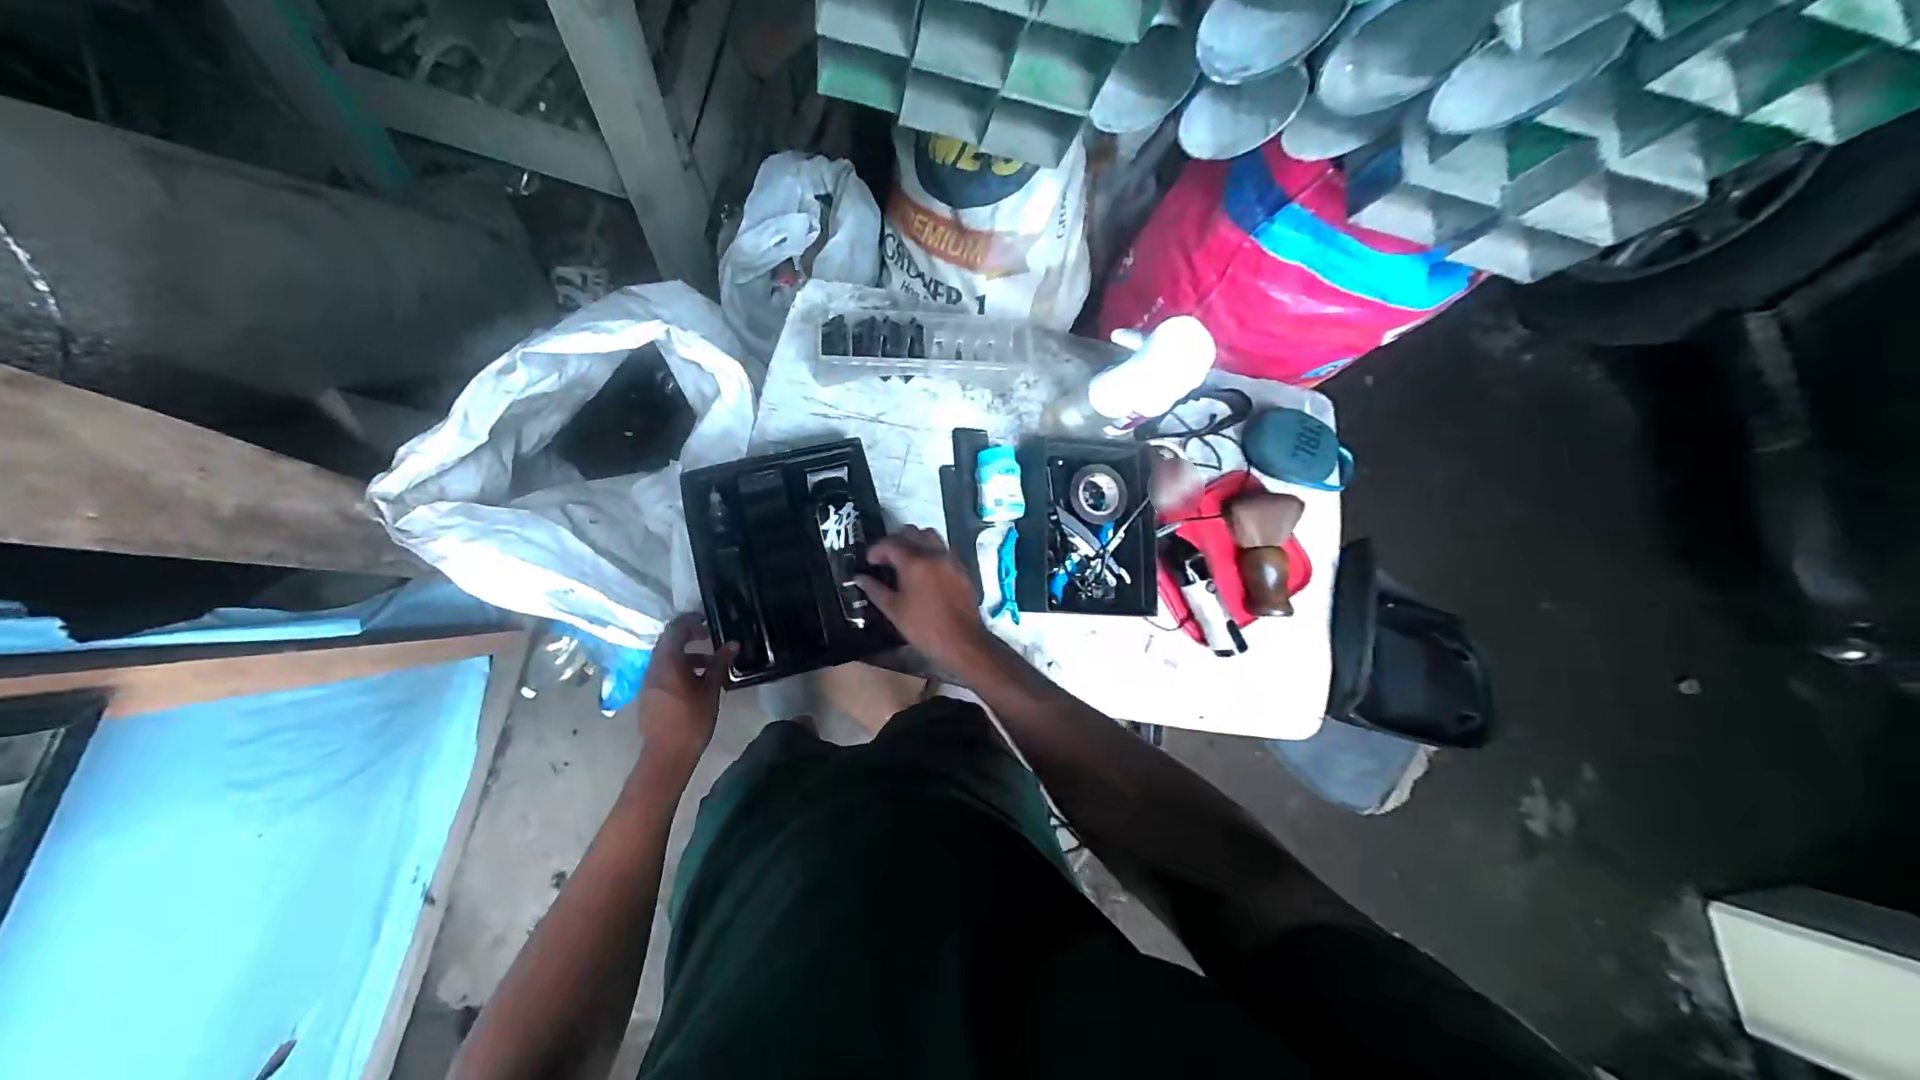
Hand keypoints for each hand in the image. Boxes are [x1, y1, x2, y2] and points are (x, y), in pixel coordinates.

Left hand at [636, 615, 737, 772]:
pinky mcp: (649, 694)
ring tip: (709, 664)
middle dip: (689, 637)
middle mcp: (653, 667)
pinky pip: (663, 672)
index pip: (675, 629)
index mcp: (668, 663)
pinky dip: (679, 668)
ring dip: (686, 655)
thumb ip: (719, 664)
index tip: (708, 623)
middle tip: (710, 639)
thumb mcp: (710, 690)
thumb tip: (732, 644)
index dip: (691, 622)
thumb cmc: (692, 720)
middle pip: (668, 642)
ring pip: (666, 658)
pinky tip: (696, 682)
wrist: (666, 755)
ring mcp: (648, 682)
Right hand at [855, 526, 997, 676]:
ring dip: (915, 541)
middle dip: (895, 541)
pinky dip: (931, 551)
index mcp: (915, 562)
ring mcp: (950, 559)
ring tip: (905, 560)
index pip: (890, 543)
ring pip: (930, 536)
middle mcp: (934, 553)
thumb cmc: (924, 628)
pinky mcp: (961, 568)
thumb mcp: (893, 610)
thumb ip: (875, 590)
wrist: (962, 641)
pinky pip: (943, 549)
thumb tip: (860, 578)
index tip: (869, 561)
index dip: (875, 550)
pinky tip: (924, 570)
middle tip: (885, 558)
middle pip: (911, 532)